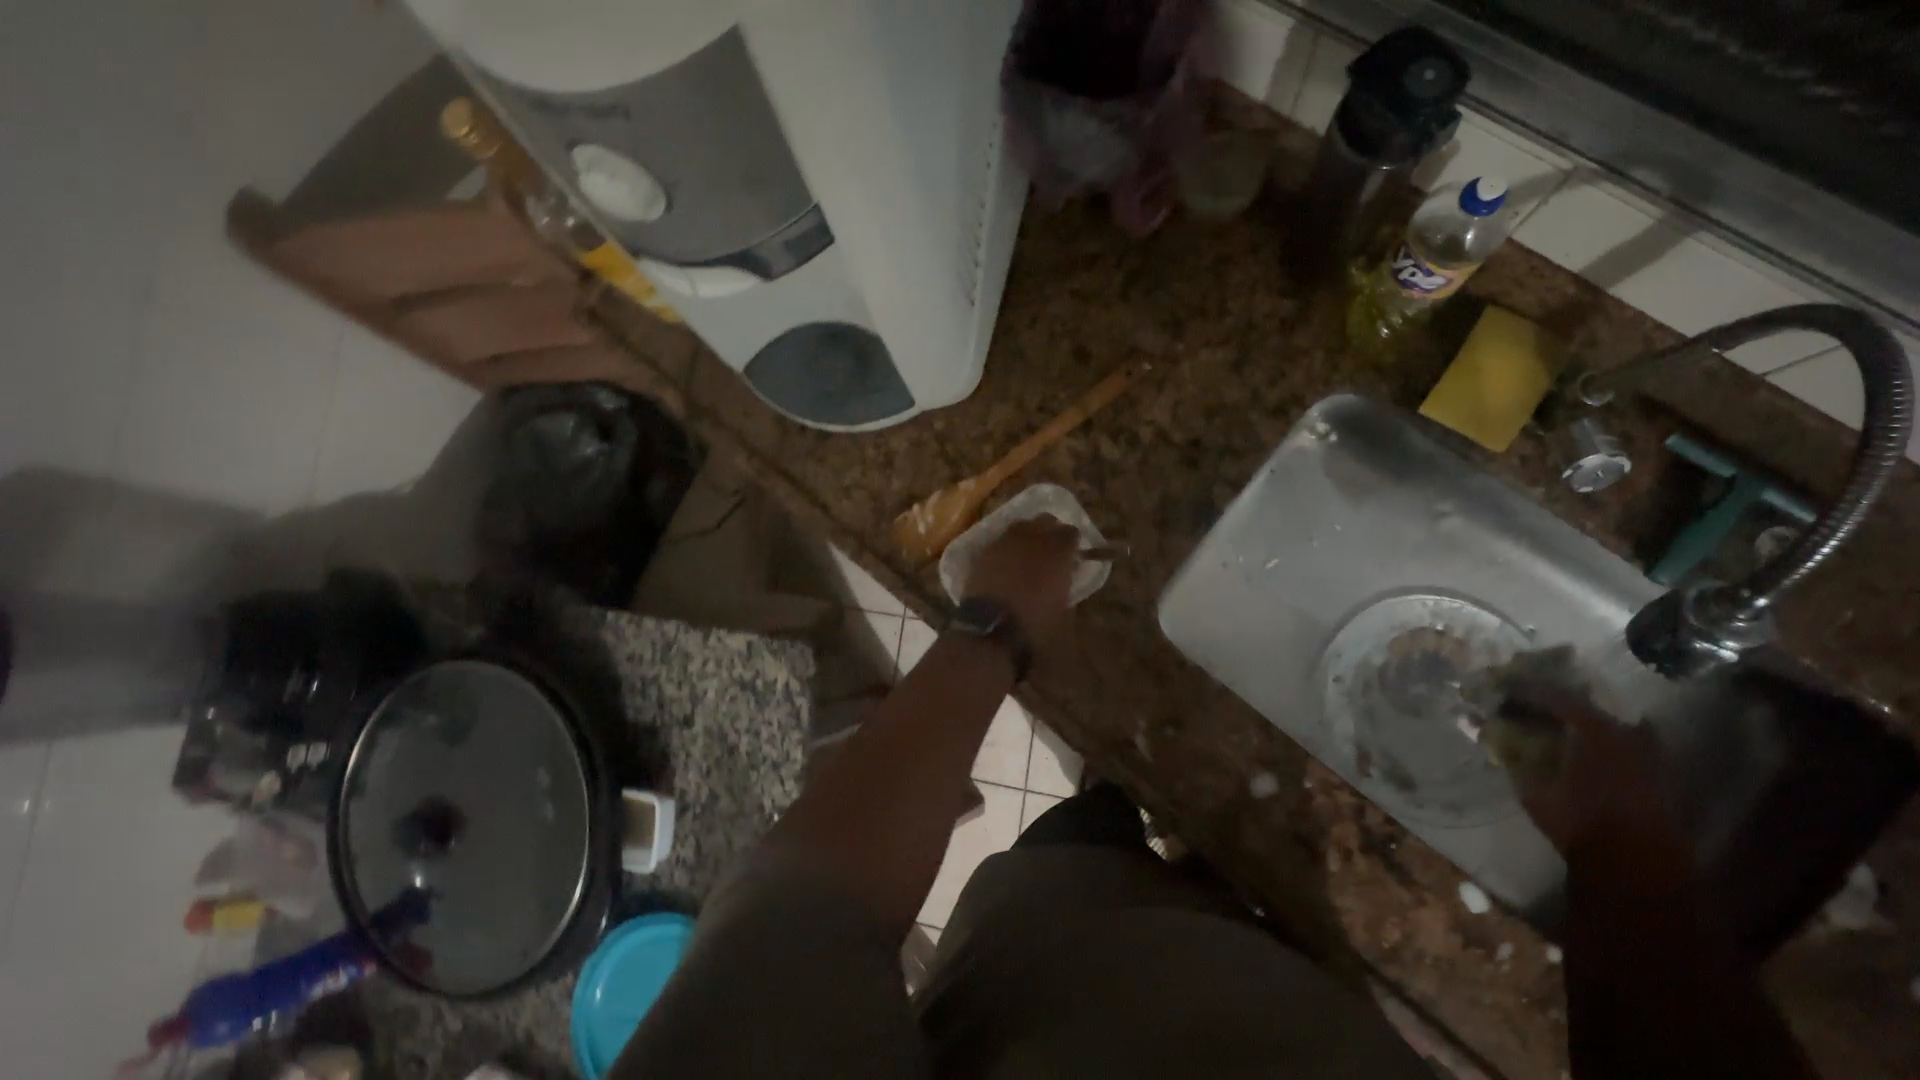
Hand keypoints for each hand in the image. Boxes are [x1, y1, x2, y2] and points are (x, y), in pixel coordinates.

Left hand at [964, 516, 1080, 649]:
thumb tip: (1065, 577)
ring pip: (1020, 526)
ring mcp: (1005, 542)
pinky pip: (1000, 540)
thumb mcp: (1065, 611)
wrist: (992, 630)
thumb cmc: (1036, 624)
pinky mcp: (985, 552)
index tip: (1072, 555)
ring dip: (1027, 534)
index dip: (1072, 543)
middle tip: (1051, 548)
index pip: (1071, 532)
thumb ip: (1067, 585)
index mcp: (1057, 551)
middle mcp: (1032, 539)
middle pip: (1045, 520)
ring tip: (1027, 552)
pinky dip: (1007, 547)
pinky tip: (1006, 562)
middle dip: (1050, 531)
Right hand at [1502, 680, 1686, 858]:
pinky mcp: (1663, 772)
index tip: (1505, 689)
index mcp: (1592, 726)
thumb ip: (1514, 756)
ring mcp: (1650, 750)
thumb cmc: (1579, 821)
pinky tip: (1589, 752)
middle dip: (1558, 704)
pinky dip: (1605, 741)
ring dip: (1585, 723)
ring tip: (1562, 729)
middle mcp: (1625, 729)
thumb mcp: (1533, 790)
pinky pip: (1628, 744)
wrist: (1637, 862)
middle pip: (1586, 705)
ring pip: (1610, 723)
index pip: (1554, 695)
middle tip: (1534, 707)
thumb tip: (1493, 732)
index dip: (1526, 690)